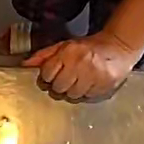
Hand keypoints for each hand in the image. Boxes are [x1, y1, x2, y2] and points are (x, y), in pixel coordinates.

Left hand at [23, 30, 140, 100]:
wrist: (118, 48)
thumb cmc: (88, 48)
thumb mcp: (64, 46)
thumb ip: (44, 56)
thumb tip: (25, 65)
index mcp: (69, 51)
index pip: (47, 74)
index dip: (48, 76)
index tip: (53, 74)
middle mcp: (81, 63)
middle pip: (58, 87)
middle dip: (60, 85)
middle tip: (67, 78)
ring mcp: (94, 76)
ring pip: (72, 95)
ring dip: (73, 90)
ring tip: (79, 80)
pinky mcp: (104, 86)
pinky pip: (86, 98)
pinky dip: (86, 93)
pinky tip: (89, 83)